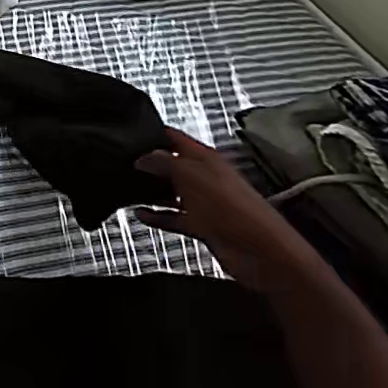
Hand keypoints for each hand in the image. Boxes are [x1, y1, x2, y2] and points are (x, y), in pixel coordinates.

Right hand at [135, 128, 318, 290]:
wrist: (263, 254)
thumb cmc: (235, 209)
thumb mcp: (192, 176)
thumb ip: (165, 162)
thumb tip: (143, 156)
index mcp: (206, 159)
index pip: (176, 138)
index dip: (155, 133)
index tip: (133, 133)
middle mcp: (205, 178)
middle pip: (173, 165)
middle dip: (151, 163)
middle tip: (125, 161)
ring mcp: (205, 204)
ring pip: (172, 192)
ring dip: (152, 190)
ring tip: (128, 185)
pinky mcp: (203, 228)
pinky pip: (174, 218)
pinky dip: (158, 216)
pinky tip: (141, 214)